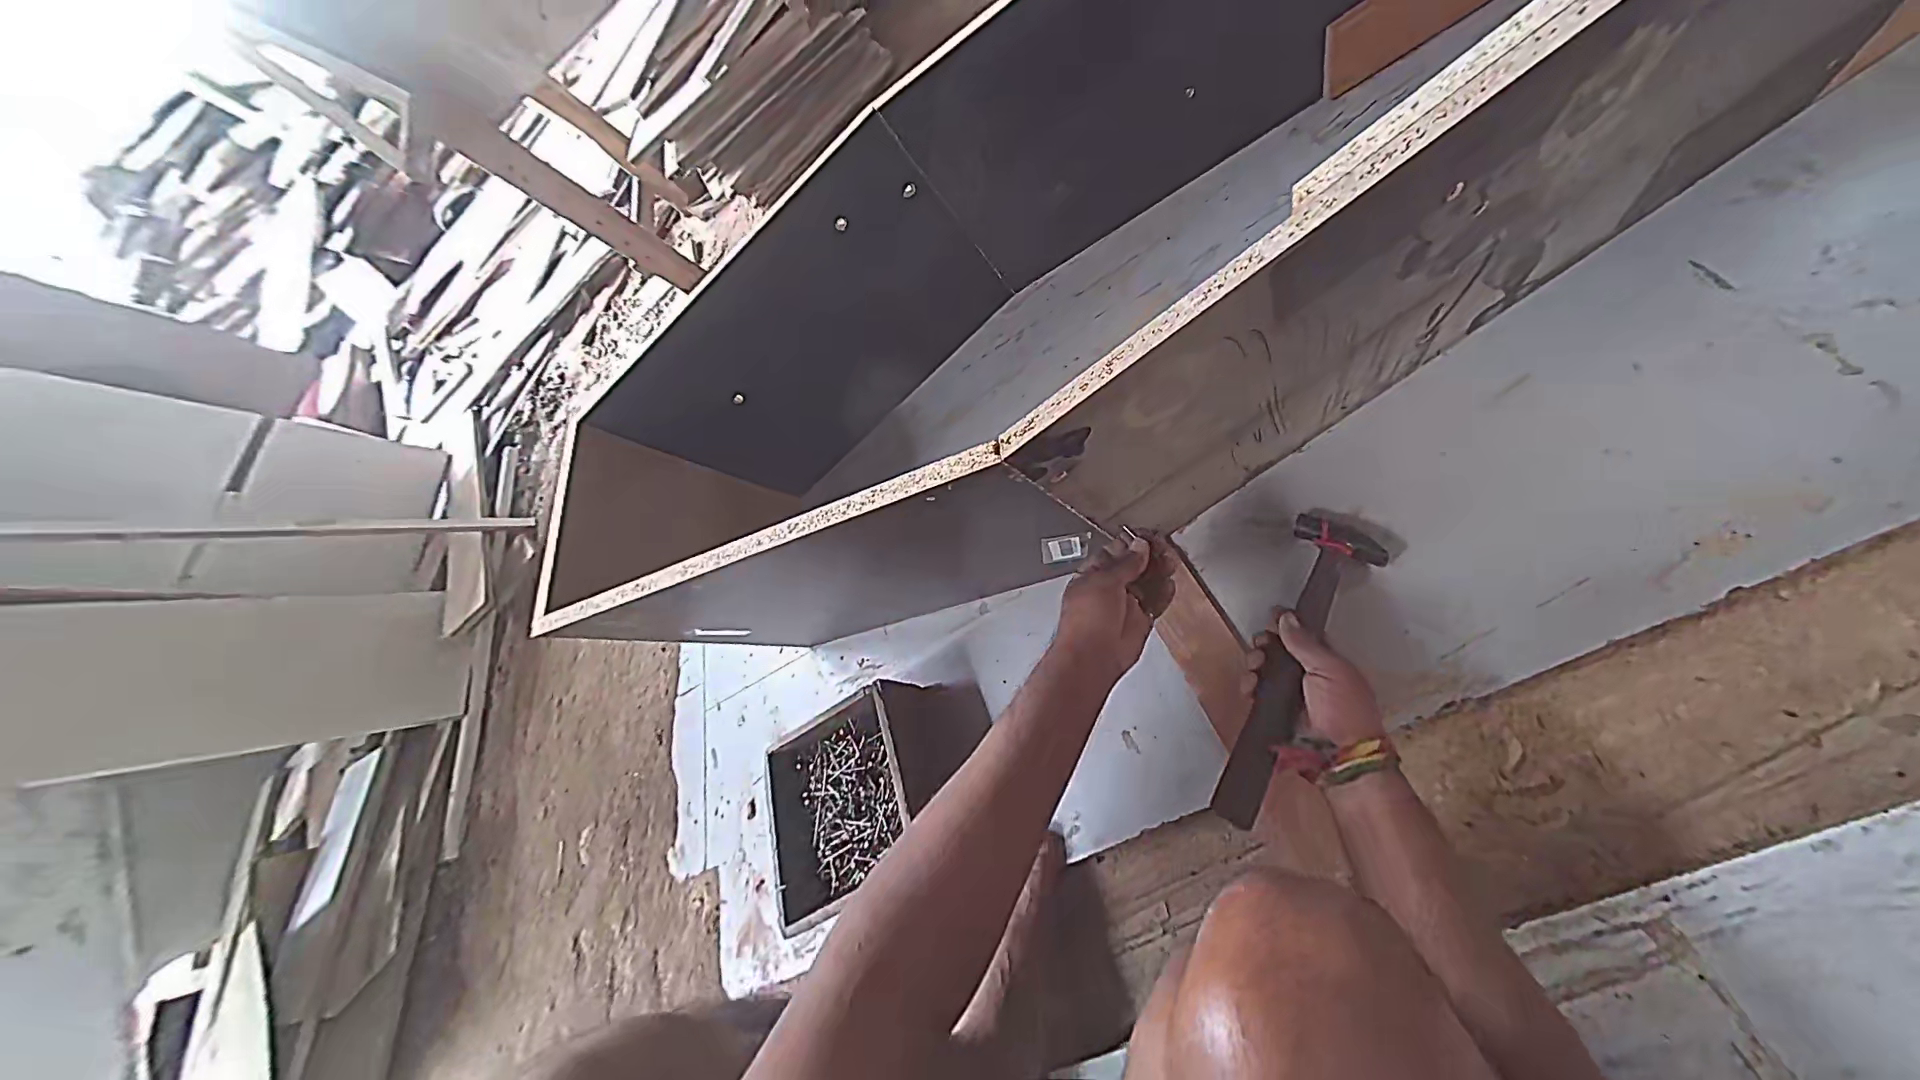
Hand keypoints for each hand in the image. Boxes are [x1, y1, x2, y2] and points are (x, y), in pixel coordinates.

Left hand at [1051, 537, 1166, 684]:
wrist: (1093, 656)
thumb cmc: (1086, 620)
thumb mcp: (1104, 581)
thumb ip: (1125, 563)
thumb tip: (1140, 546)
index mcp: (1092, 575)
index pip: (1114, 552)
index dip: (1132, 543)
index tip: (1148, 535)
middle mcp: (1108, 588)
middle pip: (1133, 566)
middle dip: (1149, 556)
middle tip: (1164, 548)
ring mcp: (1124, 605)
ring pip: (1146, 583)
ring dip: (1159, 572)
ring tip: (1171, 562)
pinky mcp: (1139, 621)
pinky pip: (1155, 603)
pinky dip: (1164, 594)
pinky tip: (1170, 584)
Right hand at [1241, 611, 1384, 746]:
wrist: (1338, 755)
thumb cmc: (1344, 711)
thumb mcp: (1330, 670)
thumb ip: (1306, 643)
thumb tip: (1287, 618)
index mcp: (1326, 661)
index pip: (1302, 635)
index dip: (1286, 624)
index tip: (1272, 616)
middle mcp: (1306, 674)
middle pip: (1277, 650)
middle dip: (1264, 644)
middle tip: (1260, 645)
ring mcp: (1289, 693)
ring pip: (1263, 669)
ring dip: (1254, 664)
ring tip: (1255, 669)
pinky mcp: (1273, 710)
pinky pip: (1255, 692)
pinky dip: (1248, 686)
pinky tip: (1250, 687)